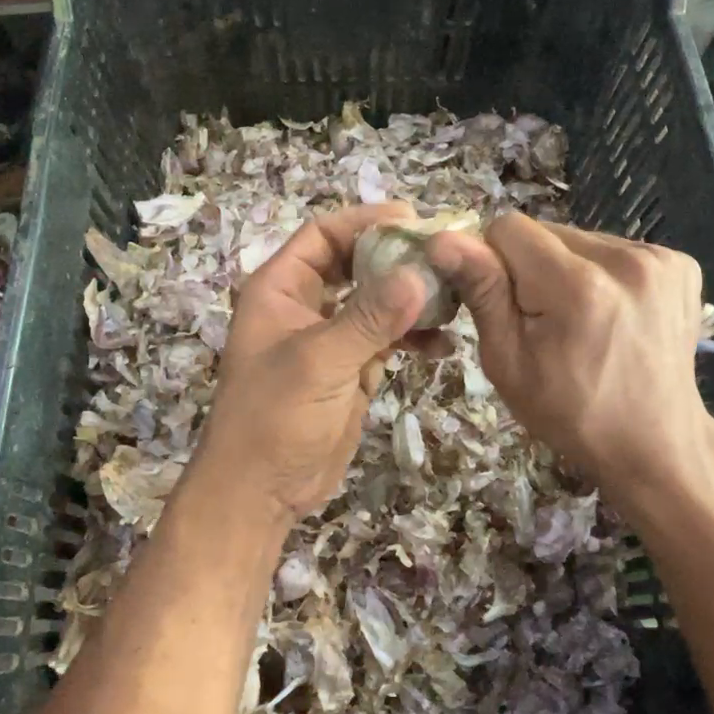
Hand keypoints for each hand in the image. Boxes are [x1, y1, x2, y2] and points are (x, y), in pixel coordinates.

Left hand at [198, 203, 438, 522]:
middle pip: (353, 264)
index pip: (323, 235)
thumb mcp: (320, 362)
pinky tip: (443, 344)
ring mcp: (328, 339)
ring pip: (374, 302)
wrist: (260, 492)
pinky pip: (385, 340)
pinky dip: (412, 338)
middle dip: (395, 258)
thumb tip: (418, 276)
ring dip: (410, 299)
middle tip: (444, 255)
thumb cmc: (273, 418)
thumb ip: (369, 317)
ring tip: (453, 298)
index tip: (414, 220)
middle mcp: (303, 306)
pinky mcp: (350, 371)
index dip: (365, 222)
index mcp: (279, 289)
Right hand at [426, 214, 710, 487]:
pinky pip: (616, 249)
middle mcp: (625, 260)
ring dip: (570, 269)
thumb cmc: (571, 413)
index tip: (507, 305)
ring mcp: (661, 260)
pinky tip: (612, 315)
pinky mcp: (681, 265)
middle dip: (534, 267)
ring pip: (581, 239)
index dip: (495, 262)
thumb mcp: (508, 363)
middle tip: (545, 321)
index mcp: (577, 286)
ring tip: (583, 321)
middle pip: (548, 231)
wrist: (656, 444)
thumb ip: (481, 292)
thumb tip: (442, 239)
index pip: (509, 227)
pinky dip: (604, 275)